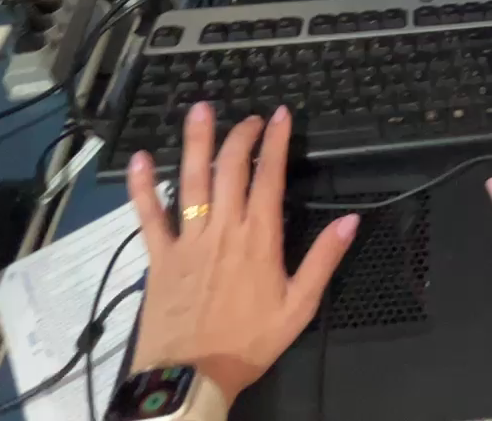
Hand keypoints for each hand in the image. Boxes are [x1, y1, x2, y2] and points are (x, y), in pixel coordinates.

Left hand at [124, 103, 358, 397]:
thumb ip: (324, 259)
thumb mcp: (299, 305)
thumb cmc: (248, 342)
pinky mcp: (159, 257)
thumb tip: (352, 220)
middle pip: (231, 168)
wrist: (190, 379)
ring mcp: (188, 240)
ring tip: (200, 111)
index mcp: (259, 237)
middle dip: (241, 135)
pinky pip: (149, 216)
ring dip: (195, 142)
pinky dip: (142, 187)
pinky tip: (139, 159)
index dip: (275, 141)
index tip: (279, 115)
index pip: (269, 176)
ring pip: (191, 181)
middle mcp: (223, 228)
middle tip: (250, 117)